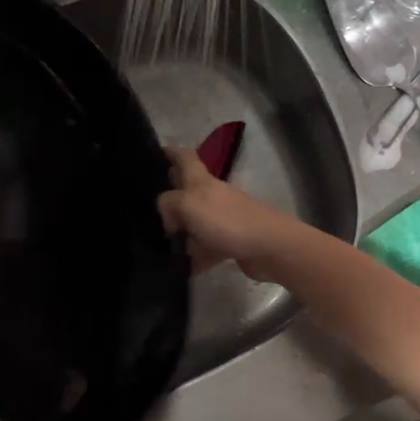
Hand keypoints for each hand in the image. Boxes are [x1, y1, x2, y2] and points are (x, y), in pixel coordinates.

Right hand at [157, 146, 304, 280]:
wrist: (268, 246)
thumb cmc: (226, 221)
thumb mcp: (188, 205)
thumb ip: (169, 203)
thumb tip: (167, 216)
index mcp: (202, 181)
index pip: (185, 158)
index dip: (171, 152)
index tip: (156, 152)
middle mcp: (213, 196)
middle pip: (188, 191)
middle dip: (171, 196)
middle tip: (151, 208)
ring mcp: (223, 220)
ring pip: (196, 222)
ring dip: (182, 231)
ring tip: (161, 244)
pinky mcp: (231, 242)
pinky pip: (207, 248)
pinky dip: (196, 257)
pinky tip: (183, 268)